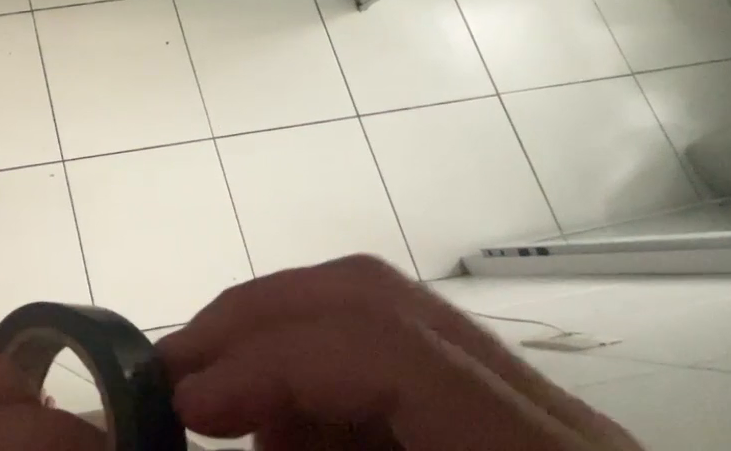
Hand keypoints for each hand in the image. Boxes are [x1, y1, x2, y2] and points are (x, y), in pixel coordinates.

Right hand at [158, 256, 643, 450]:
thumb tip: (202, 413)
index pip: (390, 350)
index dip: (274, 362)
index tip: (188, 405)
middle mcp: (552, 415)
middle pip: (373, 297)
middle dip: (255, 320)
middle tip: (178, 370)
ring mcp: (533, 408)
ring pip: (374, 309)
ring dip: (275, 342)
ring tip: (223, 407)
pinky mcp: (506, 419)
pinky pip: (387, 357)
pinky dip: (314, 379)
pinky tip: (286, 434)